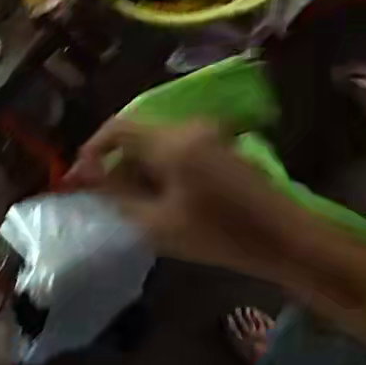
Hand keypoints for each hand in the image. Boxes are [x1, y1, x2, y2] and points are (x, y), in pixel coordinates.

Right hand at [69, 120, 306, 278]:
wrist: (284, 237)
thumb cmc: (220, 235)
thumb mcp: (158, 224)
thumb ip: (119, 196)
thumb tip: (92, 177)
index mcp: (172, 141)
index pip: (118, 126)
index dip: (93, 148)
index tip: (81, 176)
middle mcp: (189, 127)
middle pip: (138, 132)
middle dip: (116, 160)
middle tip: (103, 194)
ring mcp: (210, 133)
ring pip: (158, 140)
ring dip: (139, 164)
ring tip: (130, 199)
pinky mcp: (222, 144)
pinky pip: (179, 146)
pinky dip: (161, 164)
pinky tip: (162, 195)